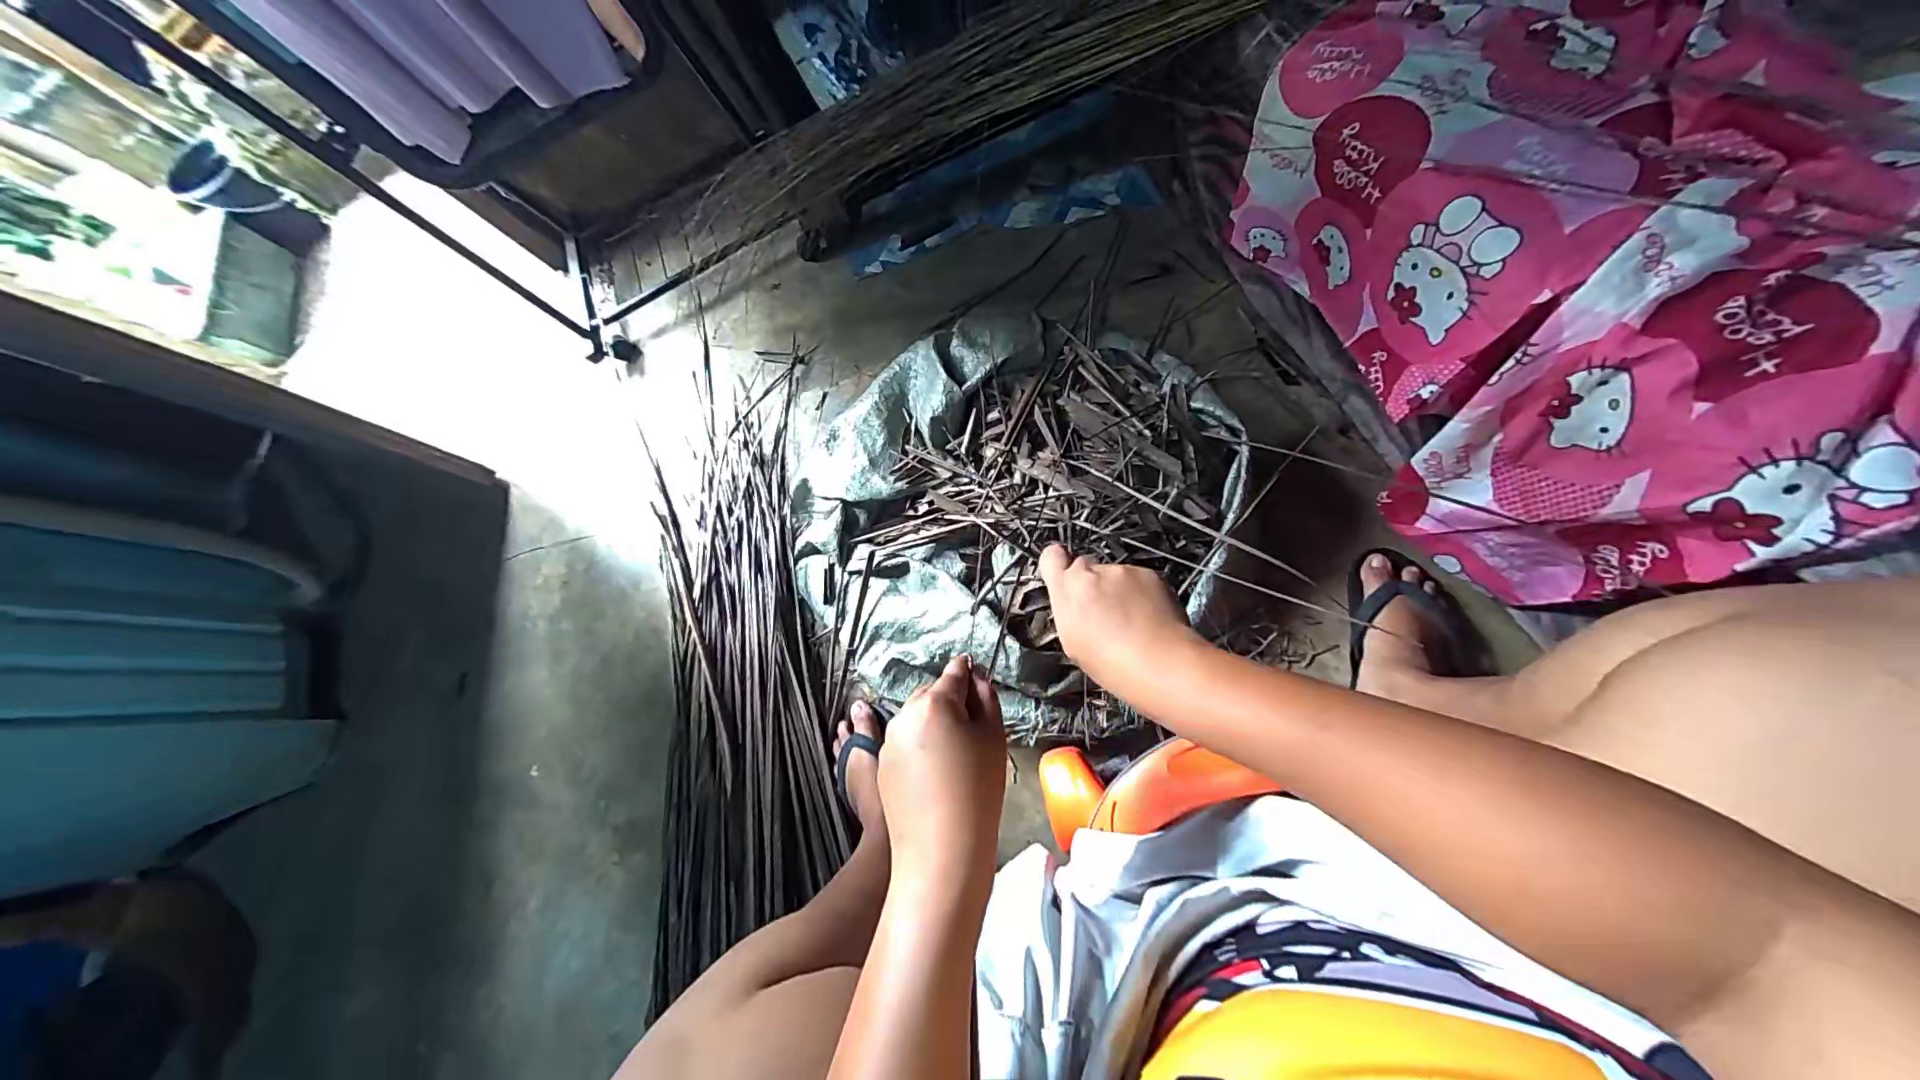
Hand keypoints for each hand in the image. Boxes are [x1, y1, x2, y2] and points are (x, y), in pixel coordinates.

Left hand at [878, 654, 1006, 883]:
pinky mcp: (881, 764)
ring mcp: (888, 741)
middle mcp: (904, 715)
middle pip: (932, 693)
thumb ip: (986, 698)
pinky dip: (919, 746)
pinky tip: (935, 773)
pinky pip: (904, 742)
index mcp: (933, 703)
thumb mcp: (993, 738)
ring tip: (955, 756)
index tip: (977, 679)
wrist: (942, 849)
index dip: (969, 673)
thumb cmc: (976, 791)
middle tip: (973, 729)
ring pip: (916, 718)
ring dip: (933, 723)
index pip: (954, 673)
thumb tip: (975, 679)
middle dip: (950, 701)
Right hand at [1038, 544, 1202, 695]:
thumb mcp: (1072, 642)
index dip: (1058, 564)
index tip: (1063, 575)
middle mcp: (1093, 573)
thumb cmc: (1113, 661)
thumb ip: (1068, 611)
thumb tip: (1072, 606)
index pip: (1052, 557)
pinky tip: (1145, 619)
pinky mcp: (1149, 574)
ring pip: (1115, 576)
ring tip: (1128, 623)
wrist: (1158, 661)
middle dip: (1091, 585)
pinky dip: (1141, 594)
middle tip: (1102, 613)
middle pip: (1087, 568)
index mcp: (1067, 590)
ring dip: (1119, 592)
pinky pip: (1139, 579)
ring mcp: (1122, 572)